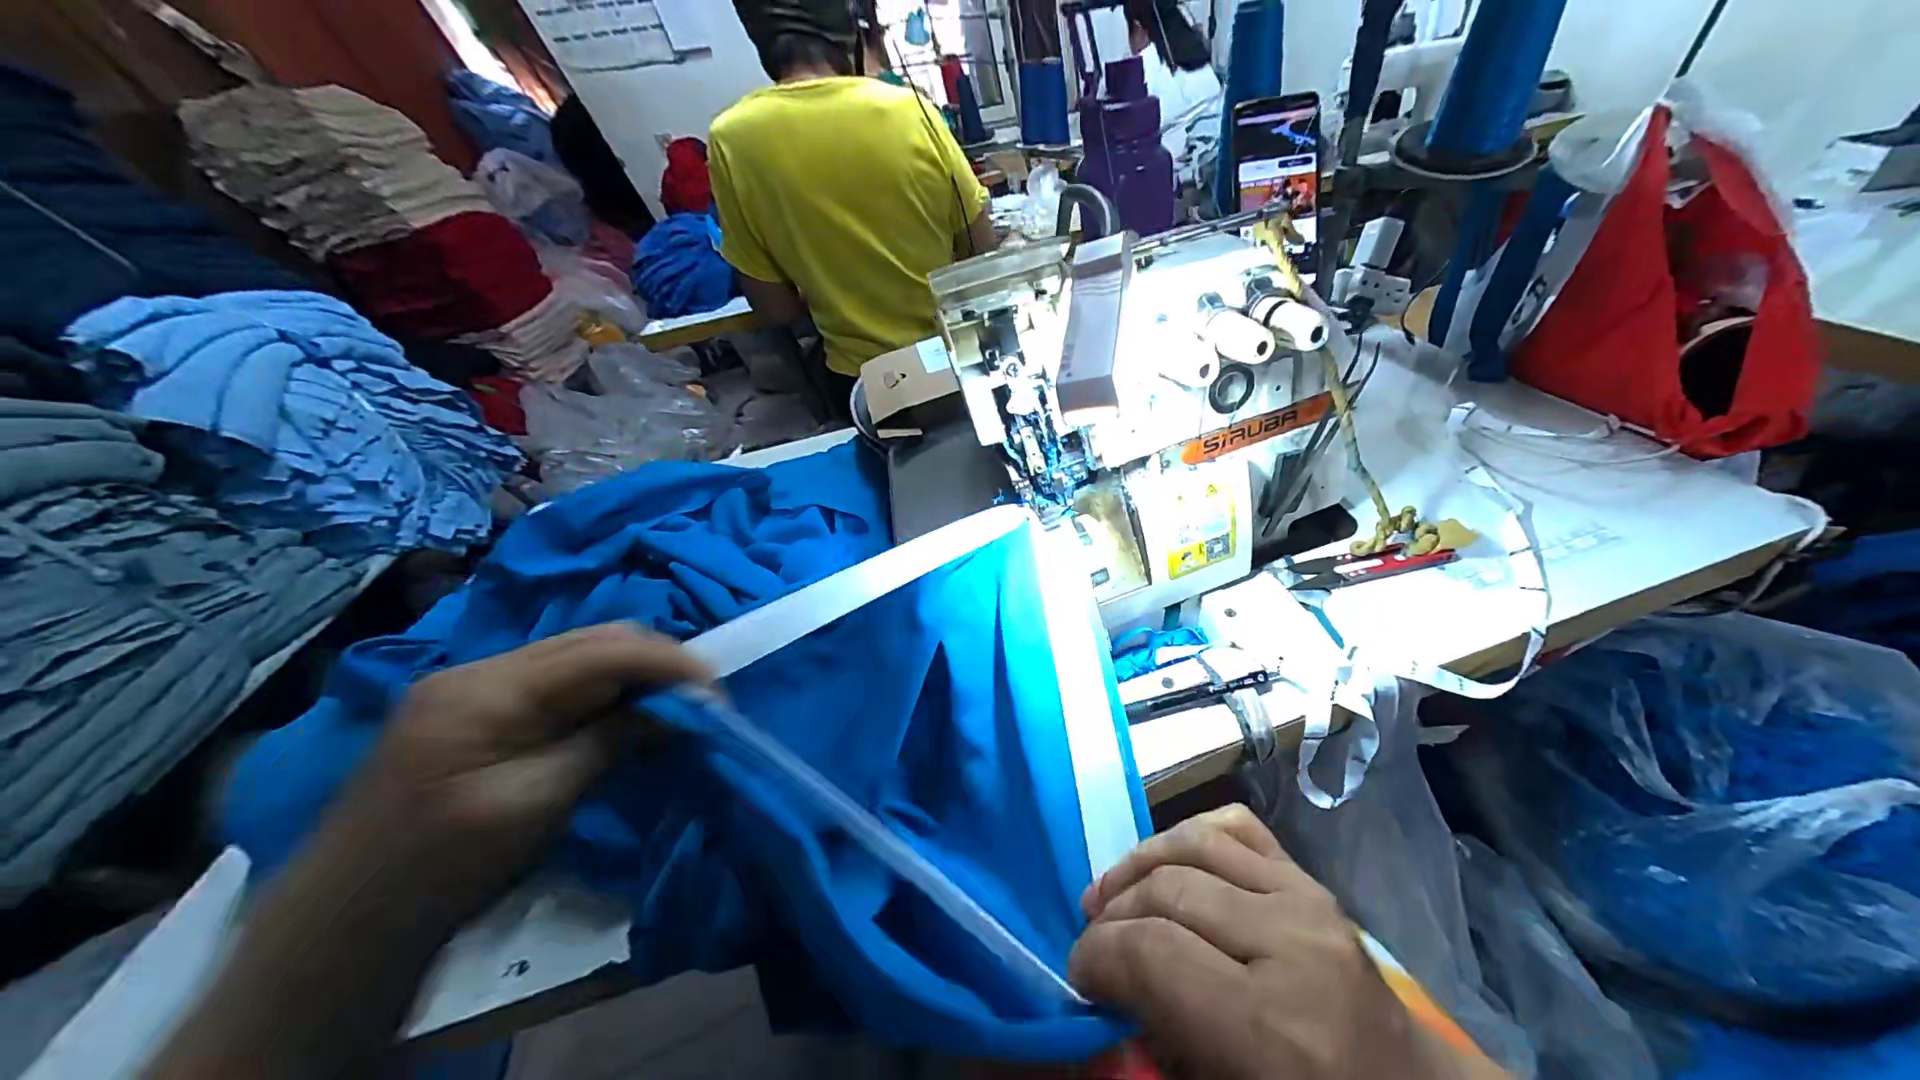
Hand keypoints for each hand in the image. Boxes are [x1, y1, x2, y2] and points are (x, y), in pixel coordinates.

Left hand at [310, 623, 711, 922]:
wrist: (345, 924)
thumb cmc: (442, 870)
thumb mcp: (539, 804)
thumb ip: (611, 742)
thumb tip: (680, 709)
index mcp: (487, 690)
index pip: (599, 651)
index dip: (666, 661)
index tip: (715, 688)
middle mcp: (480, 669)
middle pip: (591, 641)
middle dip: (655, 662)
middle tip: (702, 698)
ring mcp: (474, 685)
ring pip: (578, 656)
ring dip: (633, 675)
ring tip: (674, 705)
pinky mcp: (478, 707)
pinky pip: (558, 680)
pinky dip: (603, 692)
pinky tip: (626, 713)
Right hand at [1069, 805, 1477, 1079]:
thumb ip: (1153, 1037)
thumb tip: (1099, 986)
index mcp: (1273, 1026)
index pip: (1152, 952)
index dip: (1098, 956)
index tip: (1080, 975)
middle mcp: (1292, 945)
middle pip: (1167, 891)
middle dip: (1112, 916)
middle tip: (1093, 945)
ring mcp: (1308, 900)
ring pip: (1194, 844)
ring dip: (1138, 866)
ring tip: (1112, 896)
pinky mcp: (1311, 880)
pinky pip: (1235, 828)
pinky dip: (1188, 835)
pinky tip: (1166, 863)